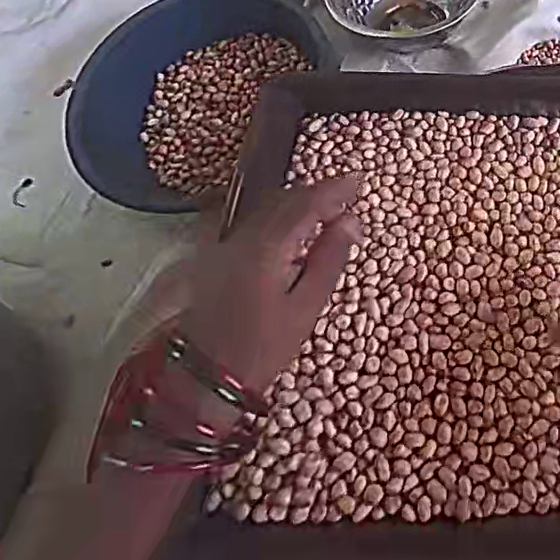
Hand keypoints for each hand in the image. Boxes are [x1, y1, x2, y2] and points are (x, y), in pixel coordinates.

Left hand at [171, 176, 363, 394]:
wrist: (202, 377)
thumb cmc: (262, 348)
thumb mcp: (305, 307)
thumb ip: (329, 259)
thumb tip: (350, 221)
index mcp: (268, 246)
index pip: (306, 203)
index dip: (334, 190)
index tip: (357, 181)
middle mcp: (244, 236)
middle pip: (285, 199)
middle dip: (318, 193)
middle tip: (347, 196)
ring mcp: (228, 245)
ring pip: (269, 207)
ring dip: (299, 202)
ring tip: (328, 209)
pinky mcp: (221, 256)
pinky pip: (258, 222)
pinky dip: (282, 216)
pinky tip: (297, 229)